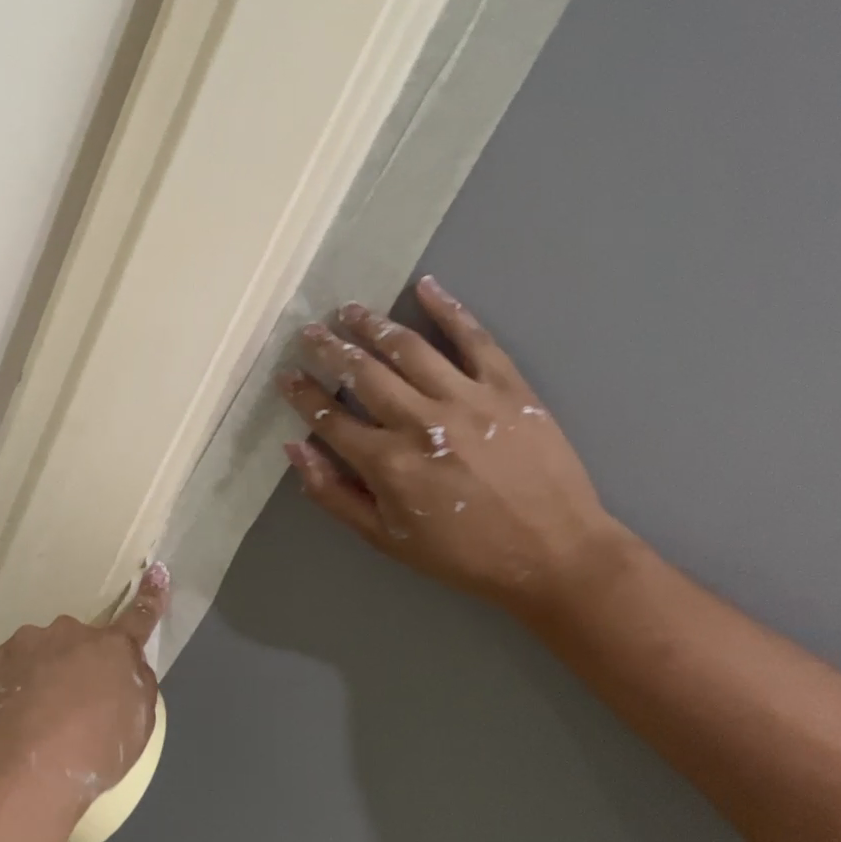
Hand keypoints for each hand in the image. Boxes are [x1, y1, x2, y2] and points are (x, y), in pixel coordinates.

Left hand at [0, 565, 167, 808]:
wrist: (22, 769)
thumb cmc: (93, 753)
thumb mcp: (137, 727)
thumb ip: (136, 686)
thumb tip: (128, 667)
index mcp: (111, 648)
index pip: (138, 619)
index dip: (150, 598)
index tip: (157, 572)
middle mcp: (68, 633)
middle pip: (78, 643)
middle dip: (78, 665)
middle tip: (73, 709)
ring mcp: (25, 643)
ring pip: (39, 653)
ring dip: (42, 675)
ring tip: (35, 722)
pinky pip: (8, 671)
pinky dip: (11, 690)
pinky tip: (9, 721)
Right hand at [275, 275, 629, 614]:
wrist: (555, 555)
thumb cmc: (464, 554)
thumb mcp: (385, 539)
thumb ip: (333, 494)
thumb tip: (294, 448)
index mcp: (387, 463)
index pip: (329, 417)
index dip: (302, 394)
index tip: (285, 376)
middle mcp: (419, 422)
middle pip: (362, 372)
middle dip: (328, 348)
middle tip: (308, 331)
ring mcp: (466, 399)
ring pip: (408, 348)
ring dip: (372, 325)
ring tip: (349, 310)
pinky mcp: (507, 387)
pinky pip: (473, 338)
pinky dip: (448, 308)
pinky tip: (425, 286)